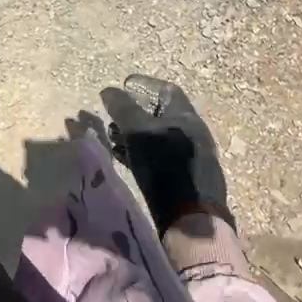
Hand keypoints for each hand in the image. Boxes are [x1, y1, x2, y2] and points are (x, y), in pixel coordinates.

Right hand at [101, 75, 232, 232]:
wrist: (190, 217)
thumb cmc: (164, 165)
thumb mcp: (138, 131)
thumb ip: (122, 108)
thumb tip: (109, 91)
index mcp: (186, 117)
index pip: (166, 90)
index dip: (144, 85)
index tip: (123, 86)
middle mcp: (192, 133)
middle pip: (161, 114)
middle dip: (135, 111)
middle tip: (113, 114)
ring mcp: (190, 156)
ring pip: (158, 136)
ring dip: (135, 133)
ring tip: (114, 137)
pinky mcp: (185, 177)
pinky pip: (159, 155)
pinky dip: (141, 151)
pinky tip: (125, 158)